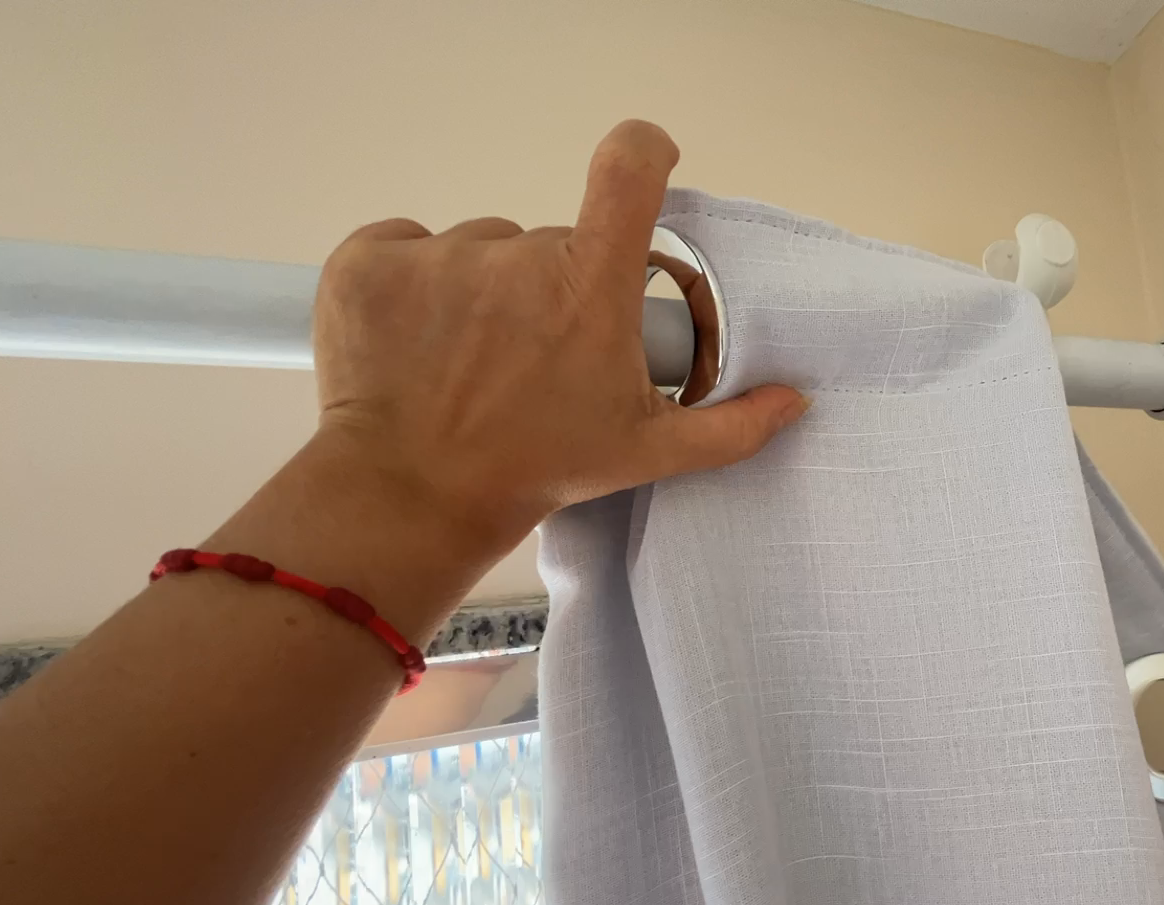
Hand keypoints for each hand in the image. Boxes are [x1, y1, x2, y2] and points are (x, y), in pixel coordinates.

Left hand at [310, 119, 807, 556]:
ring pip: (488, 248)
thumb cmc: (547, 466)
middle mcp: (517, 257)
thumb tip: (794, 400)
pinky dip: (425, 283)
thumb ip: (735, 427)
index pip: (628, 173)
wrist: (418, 492)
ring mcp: (437, 254)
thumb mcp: (654, 453)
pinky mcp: (368, 260)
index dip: (647, 152)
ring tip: (484, 358)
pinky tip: (428, 340)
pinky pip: (413, 245)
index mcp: (590, 291)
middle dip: (565, 286)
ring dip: (496, 289)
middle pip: (558, 242)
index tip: (654, 158)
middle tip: (549, 355)